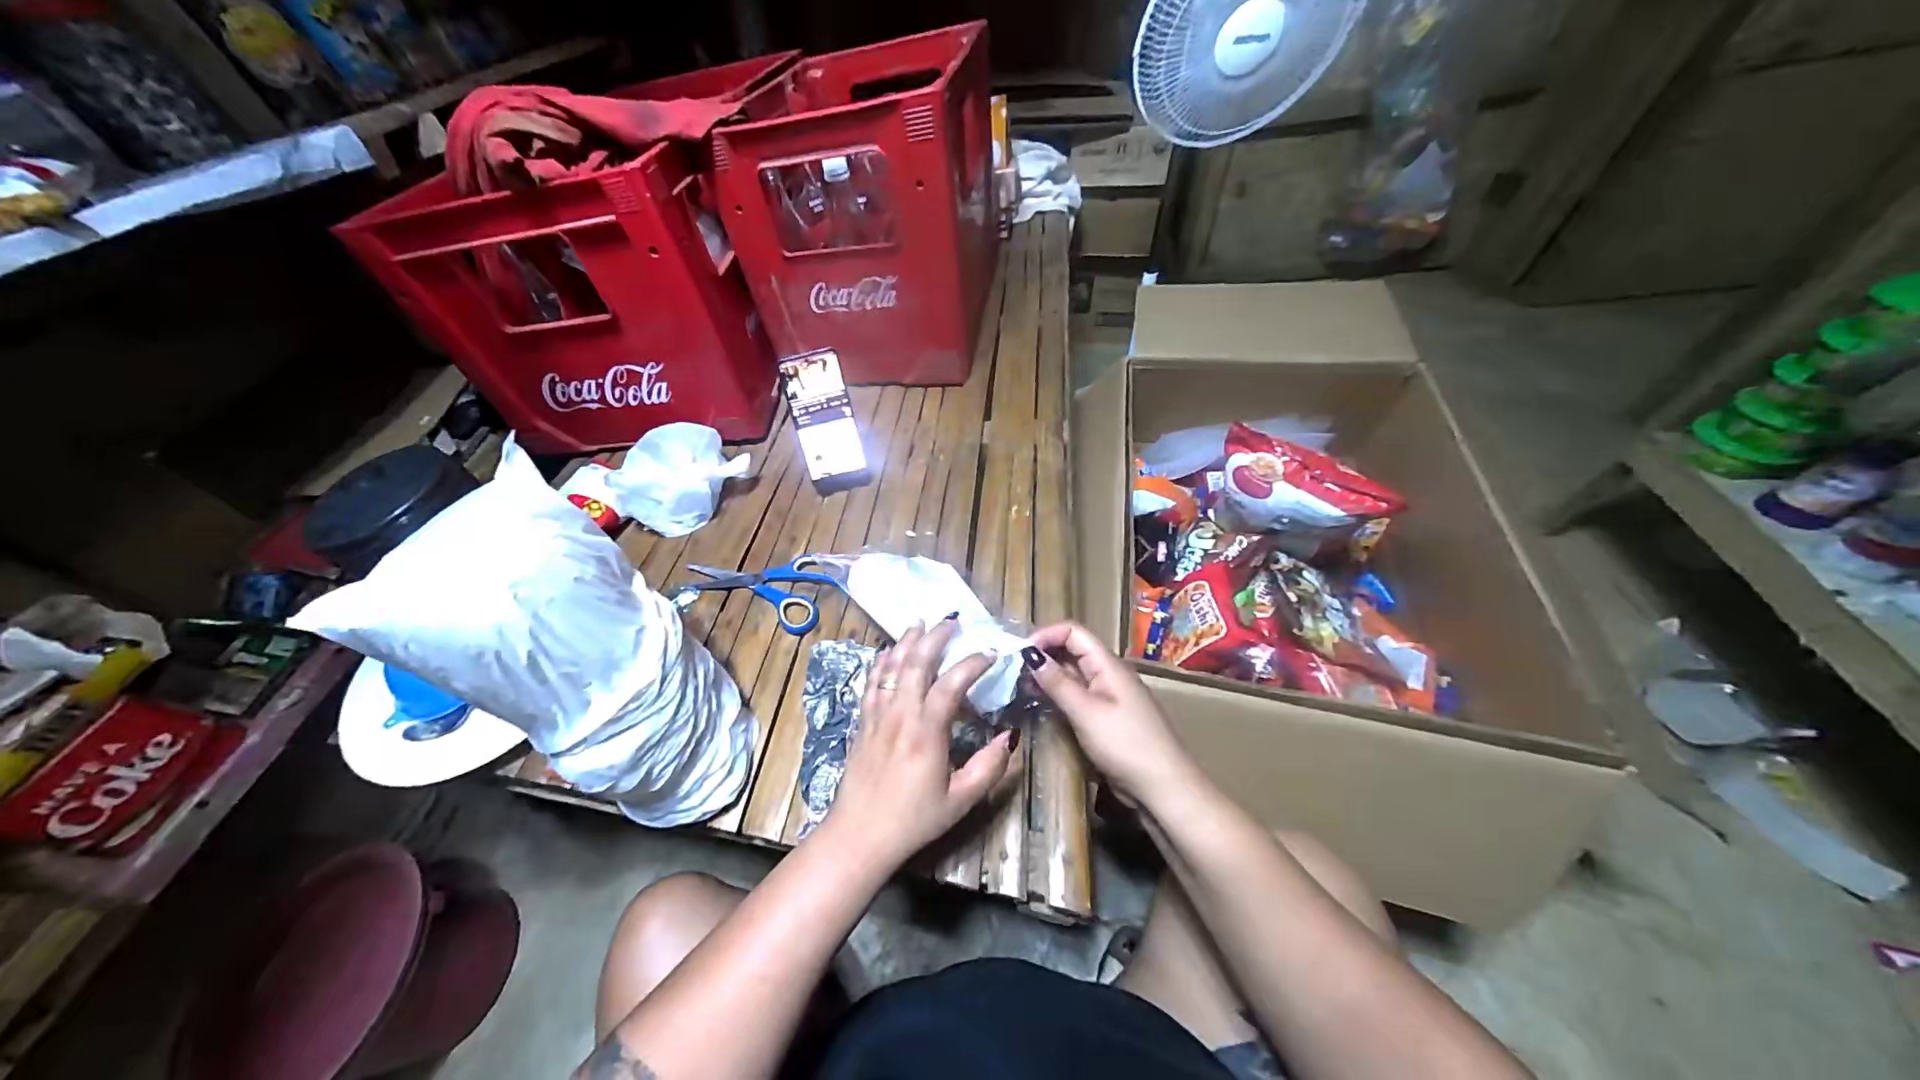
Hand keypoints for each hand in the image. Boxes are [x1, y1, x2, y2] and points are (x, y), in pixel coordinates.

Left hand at [821, 620, 1013, 866]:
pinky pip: (871, 684)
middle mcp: (900, 716)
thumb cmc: (913, 820)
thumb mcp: (960, 800)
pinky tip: (887, 653)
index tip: (990, 654)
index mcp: (926, 732)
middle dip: (934, 638)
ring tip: (919, 623)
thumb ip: (989, 767)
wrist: (858, 836)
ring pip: (890, 668)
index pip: (951, 684)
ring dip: (906, 642)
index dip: (972, 664)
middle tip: (951, 622)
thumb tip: (1010, 736)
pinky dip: (881, 663)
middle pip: (915, 664)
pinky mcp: (862, 724)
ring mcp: (877, 717)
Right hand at [1024, 621, 1198, 806]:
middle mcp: (1108, 674)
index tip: (1018, 653)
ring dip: (1048, 677)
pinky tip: (1040, 706)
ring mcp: (1108, 697)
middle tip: (1012, 672)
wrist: (1164, 787)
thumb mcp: (1086, 712)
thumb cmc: (1125, 744)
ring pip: (1073, 676)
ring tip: (1020, 688)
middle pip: (1072, 652)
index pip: (1073, 632)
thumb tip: (1030, 655)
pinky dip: (1058, 697)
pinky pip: (1078, 697)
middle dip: (1043, 656)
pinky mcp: (1106, 719)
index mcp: (1108, 665)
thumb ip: (1058, 683)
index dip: (1046, 635)